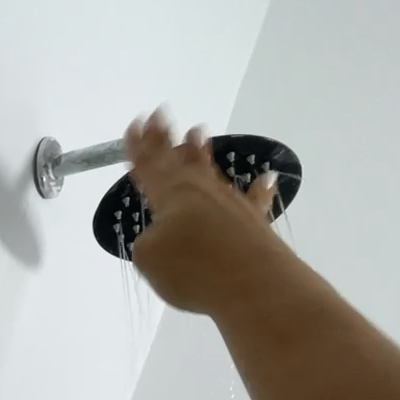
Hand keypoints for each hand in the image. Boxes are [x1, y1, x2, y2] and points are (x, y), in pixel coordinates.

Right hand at [124, 111, 292, 314]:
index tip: (135, 124)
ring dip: (200, 154)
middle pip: (177, 160)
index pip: (149, 167)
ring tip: (197, 133)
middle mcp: (199, 192)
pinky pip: (253, 200)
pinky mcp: (252, 222)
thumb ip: (149, 242)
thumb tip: (163, 236)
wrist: (253, 285)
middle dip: (165, 139)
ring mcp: (229, 204)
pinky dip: (257, 190)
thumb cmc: (192, 270)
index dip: (139, 148)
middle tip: (159, 113)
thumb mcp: (149, 259)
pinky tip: (265, 180)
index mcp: (170, 196)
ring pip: (210, 173)